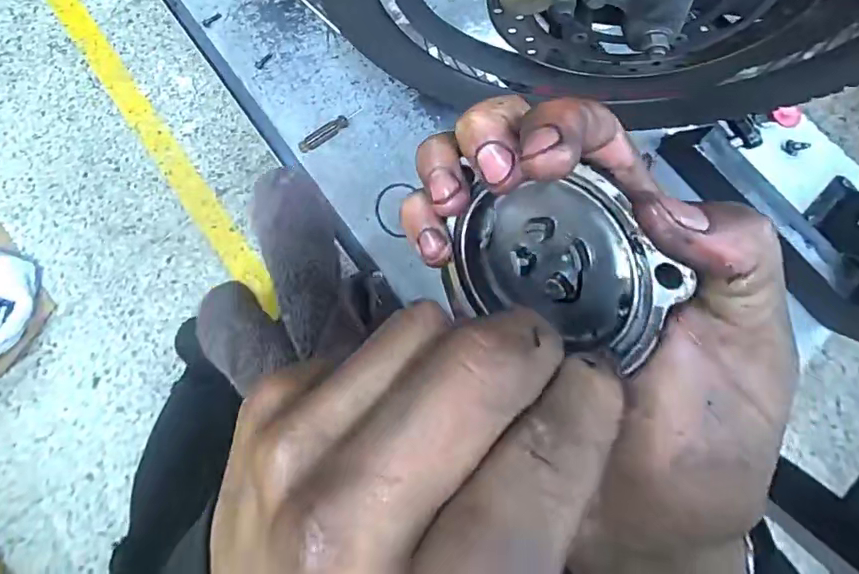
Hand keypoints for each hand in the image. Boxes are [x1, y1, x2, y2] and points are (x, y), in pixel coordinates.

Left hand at [211, 301, 624, 573]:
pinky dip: (398, 360)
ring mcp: (287, 455)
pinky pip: (361, 342)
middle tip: (547, 355)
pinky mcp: (260, 412)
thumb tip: (582, 398)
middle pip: (466, 379)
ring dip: (461, 345)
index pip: (529, 472)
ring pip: (415, 332)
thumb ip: (542, 519)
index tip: (598, 375)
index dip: (582, 408)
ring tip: (476, 378)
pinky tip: (404, 399)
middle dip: (526, 351)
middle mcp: (338, 526)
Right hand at [400, 97, 796, 572]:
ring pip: (465, 163)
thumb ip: (744, 259)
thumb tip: (666, 208)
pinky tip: (433, 245)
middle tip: (495, 175)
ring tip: (450, 201)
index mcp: (629, 210)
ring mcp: (509, 246)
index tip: (544, 159)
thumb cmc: (702, 429)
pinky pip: (436, 224)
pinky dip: (422, 215)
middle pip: (515, 128)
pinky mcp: (470, 285)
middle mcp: (563, 215)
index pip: (592, 130)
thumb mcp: (750, 340)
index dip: (563, 123)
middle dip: (493, 130)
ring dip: (446, 161)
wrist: (638, 517)